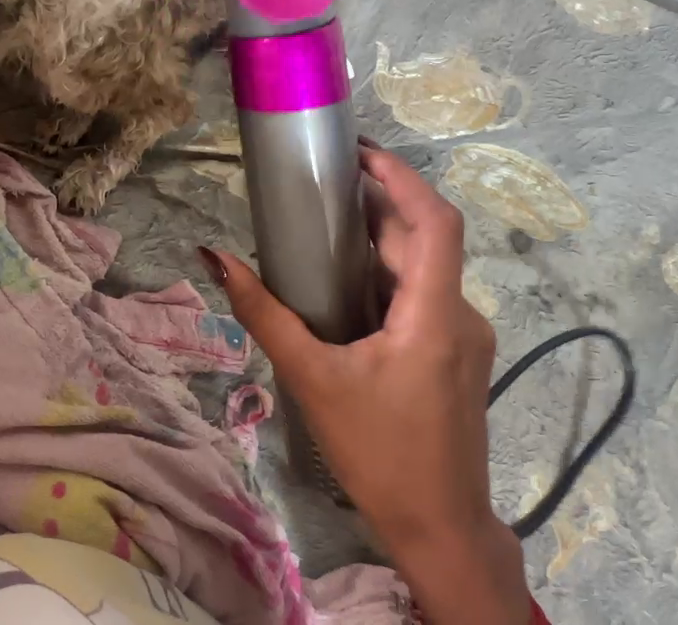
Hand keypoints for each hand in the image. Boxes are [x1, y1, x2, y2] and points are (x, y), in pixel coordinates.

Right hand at [204, 143, 529, 624]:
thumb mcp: (310, 377)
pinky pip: (422, 295)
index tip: (358, 151)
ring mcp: (462, 337)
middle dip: (377, 203)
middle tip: (319, 184)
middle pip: (425, 240)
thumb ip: (262, 313)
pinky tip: (342, 285)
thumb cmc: (377, 450)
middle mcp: (459, 315)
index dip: (402, 178)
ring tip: (321, 226)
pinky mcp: (453, 356)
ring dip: (379, 239)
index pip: (435, 222)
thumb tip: (214, 257)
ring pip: (423, 268)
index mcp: (434, 315)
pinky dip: (385, 273)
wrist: (439, 525)